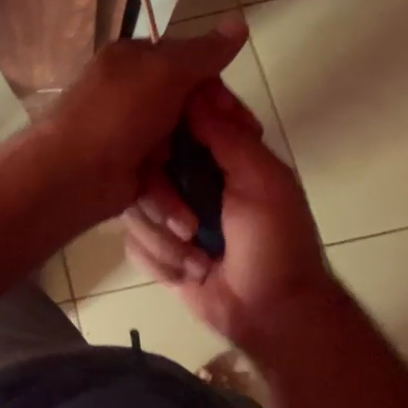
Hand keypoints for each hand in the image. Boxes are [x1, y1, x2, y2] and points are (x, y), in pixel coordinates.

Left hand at [34, 22, 247, 219]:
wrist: (70, 175)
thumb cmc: (117, 115)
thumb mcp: (164, 73)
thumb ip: (203, 53)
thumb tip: (239, 22)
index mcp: (133, 61)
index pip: (188, 65)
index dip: (216, 90)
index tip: (237, 116)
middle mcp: (129, 93)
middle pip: (187, 110)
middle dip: (212, 135)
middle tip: (237, 155)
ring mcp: (128, 134)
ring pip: (178, 148)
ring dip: (195, 171)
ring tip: (217, 191)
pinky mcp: (128, 171)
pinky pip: (161, 179)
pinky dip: (172, 196)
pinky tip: (188, 218)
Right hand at [122, 81, 334, 351]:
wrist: (272, 317)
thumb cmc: (276, 244)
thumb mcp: (264, 183)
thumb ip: (229, 137)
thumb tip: (192, 90)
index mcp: (220, 148)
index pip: (182, 113)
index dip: (167, 124)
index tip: (168, 147)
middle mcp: (188, 170)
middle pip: (143, 156)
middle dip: (161, 196)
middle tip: (189, 223)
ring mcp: (168, 206)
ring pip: (131, 200)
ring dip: (165, 235)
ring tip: (198, 256)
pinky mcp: (153, 240)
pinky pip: (131, 237)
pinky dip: (159, 258)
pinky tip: (187, 270)